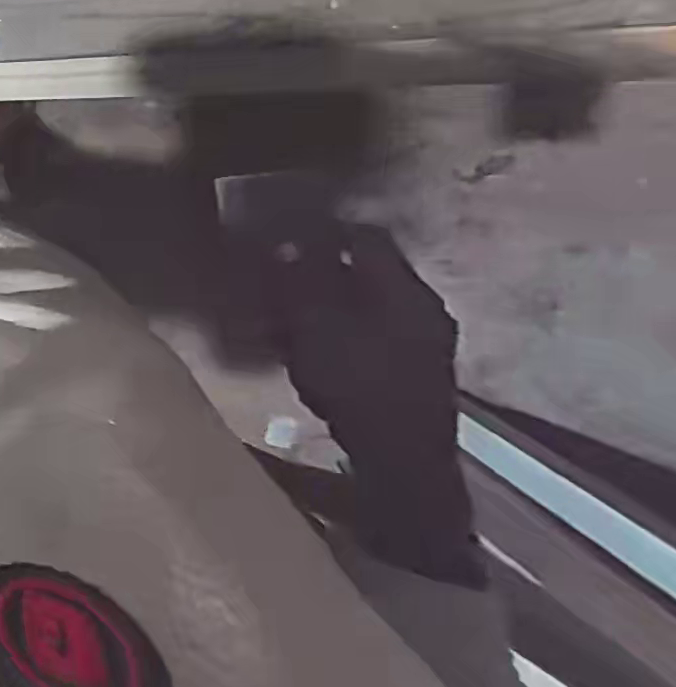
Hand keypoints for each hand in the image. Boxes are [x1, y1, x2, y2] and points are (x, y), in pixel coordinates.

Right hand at [262, 224, 481, 586]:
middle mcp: (418, 310)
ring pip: (354, 302)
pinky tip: (290, 342)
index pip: (366, 240)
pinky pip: (357, 330)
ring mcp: (414, 340)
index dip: (323, 230)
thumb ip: (303, 283)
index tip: (281, 229)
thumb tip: (288, 242)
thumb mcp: (316, 327)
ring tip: (267, 311)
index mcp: (405, 294)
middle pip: (359, 272)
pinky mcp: (401, 366)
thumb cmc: (355, 382)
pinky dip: (323, 328)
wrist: (399, 456)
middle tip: (267, 272)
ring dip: (311, 302)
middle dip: (310, 270)